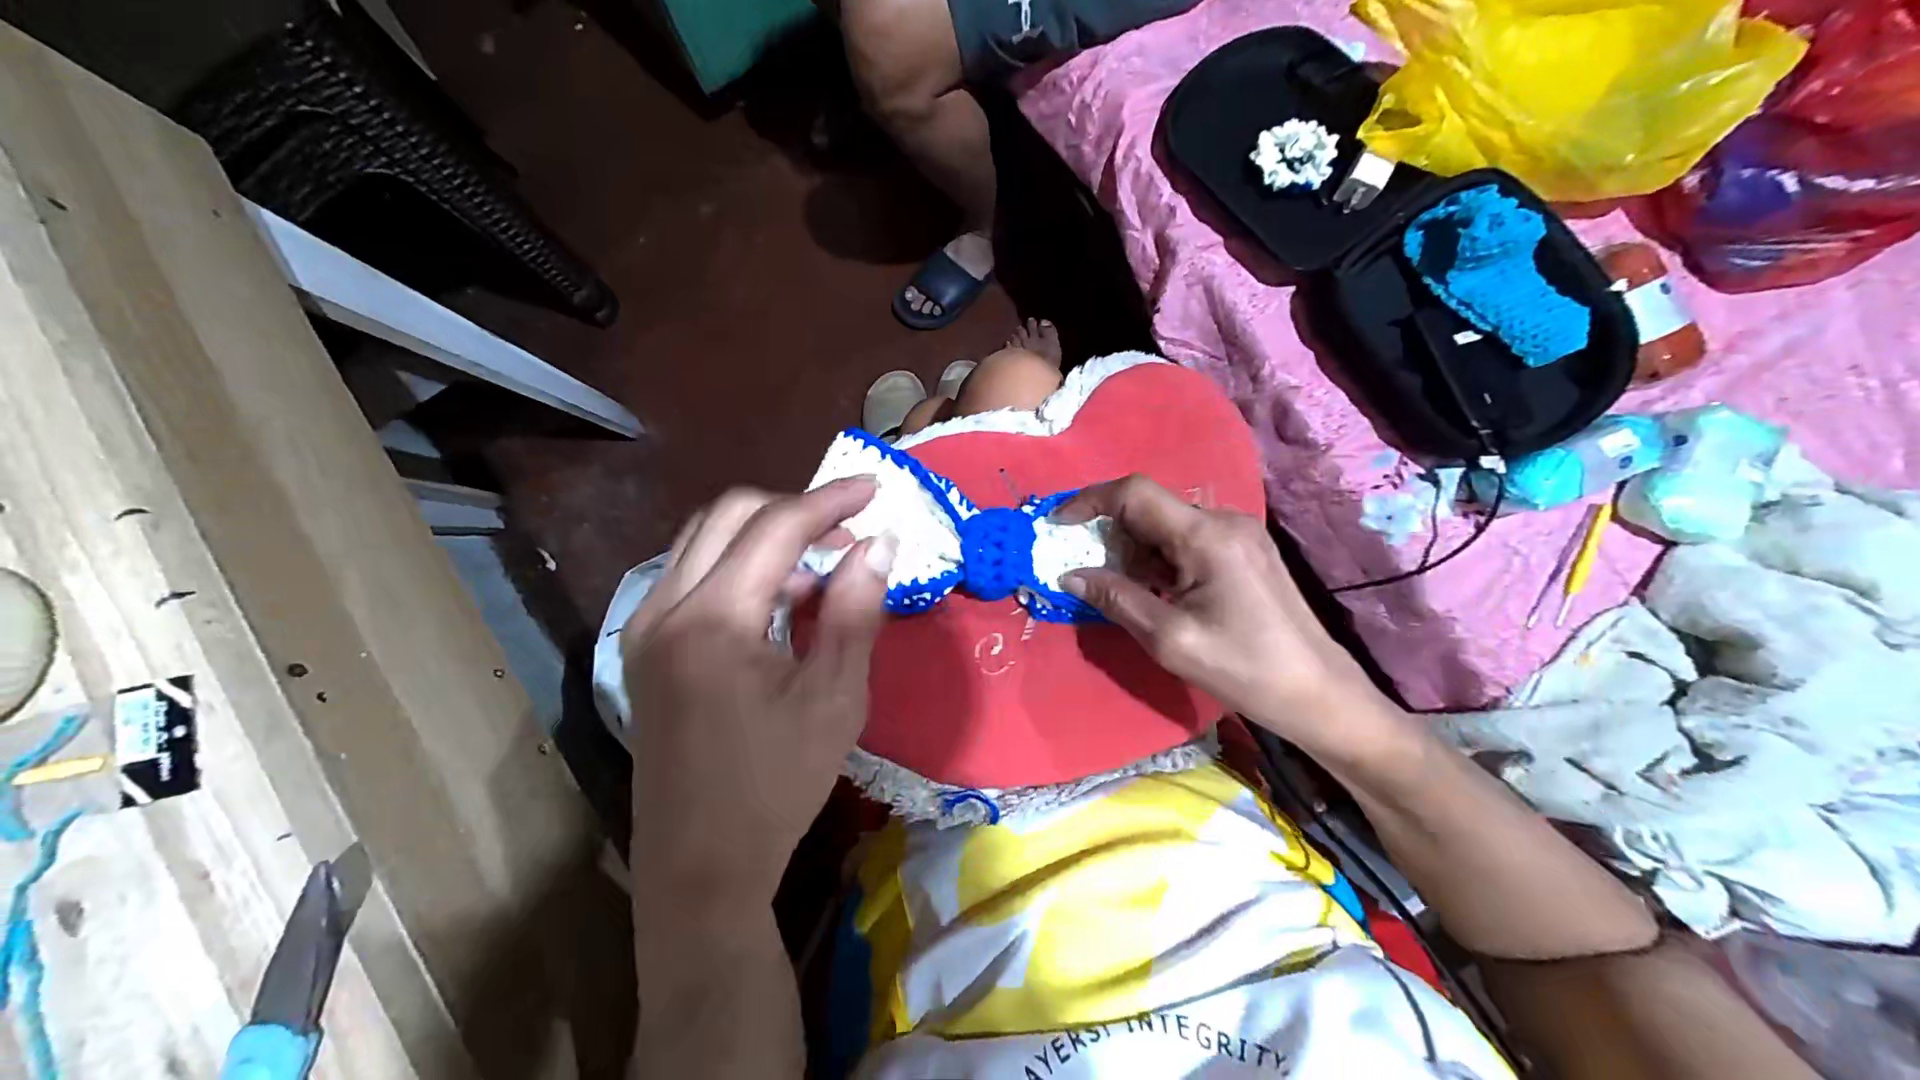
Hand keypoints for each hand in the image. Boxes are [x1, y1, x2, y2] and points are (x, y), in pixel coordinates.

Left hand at [624, 478, 894, 907]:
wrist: (700, 864)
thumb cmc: (777, 785)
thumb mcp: (834, 697)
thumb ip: (856, 610)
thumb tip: (878, 544)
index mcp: (713, 619)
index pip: (775, 527)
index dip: (829, 500)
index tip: (874, 488)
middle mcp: (665, 607)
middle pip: (729, 515)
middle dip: (793, 508)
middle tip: (846, 531)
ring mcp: (646, 627)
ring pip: (704, 539)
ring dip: (763, 534)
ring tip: (817, 567)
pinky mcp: (644, 649)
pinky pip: (691, 575)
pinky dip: (738, 565)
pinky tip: (777, 601)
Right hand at [1058, 475, 1384, 752]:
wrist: (1317, 692)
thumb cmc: (1243, 669)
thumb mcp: (1169, 639)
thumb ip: (1116, 599)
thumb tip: (1069, 576)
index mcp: (1206, 535)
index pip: (1134, 492)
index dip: (1088, 501)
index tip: (1057, 527)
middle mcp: (1223, 520)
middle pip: (1148, 507)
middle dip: (1111, 535)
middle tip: (1090, 575)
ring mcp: (1238, 533)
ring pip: (1165, 525)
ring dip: (1135, 551)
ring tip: (1127, 594)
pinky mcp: (1244, 550)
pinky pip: (1185, 540)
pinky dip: (1159, 559)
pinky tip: (1157, 593)